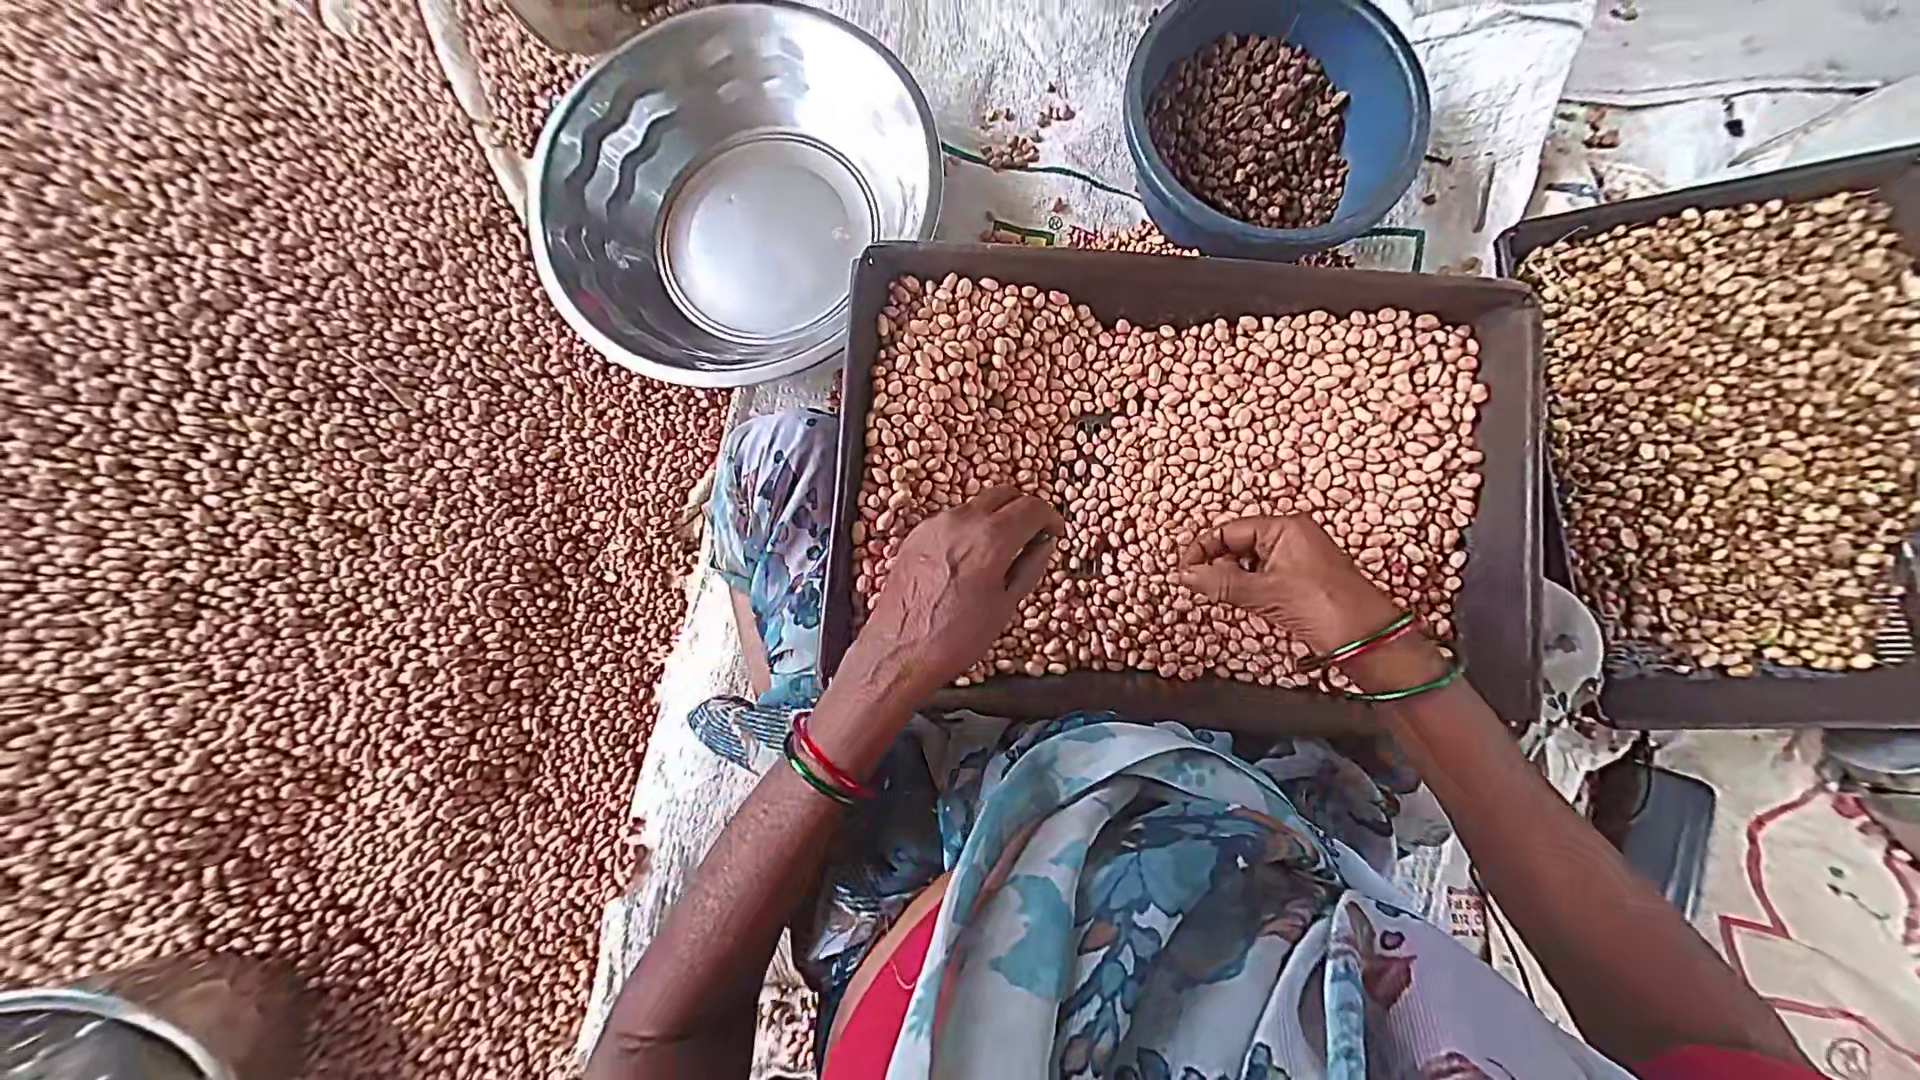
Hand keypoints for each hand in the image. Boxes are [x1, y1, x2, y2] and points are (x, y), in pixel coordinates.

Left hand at [845, 487, 1063, 703]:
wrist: (900, 650)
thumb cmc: (954, 637)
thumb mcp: (1006, 605)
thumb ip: (1030, 565)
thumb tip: (1045, 543)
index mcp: (991, 539)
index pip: (1032, 507)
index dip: (1050, 517)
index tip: (1054, 530)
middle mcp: (962, 521)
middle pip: (1005, 494)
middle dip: (1024, 510)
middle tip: (1032, 534)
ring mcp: (935, 525)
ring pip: (977, 505)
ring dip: (995, 518)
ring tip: (1000, 551)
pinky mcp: (916, 534)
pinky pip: (952, 519)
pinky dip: (969, 528)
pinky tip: (970, 557)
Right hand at [1177, 515, 1403, 654]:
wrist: (1371, 642)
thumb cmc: (1324, 608)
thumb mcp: (1264, 593)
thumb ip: (1220, 583)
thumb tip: (1183, 575)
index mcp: (1285, 527)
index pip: (1228, 531)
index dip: (1202, 551)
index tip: (1184, 573)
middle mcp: (1291, 537)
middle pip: (1236, 545)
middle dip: (1216, 566)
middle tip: (1199, 588)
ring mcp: (1297, 559)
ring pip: (1248, 563)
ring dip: (1231, 580)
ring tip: (1221, 598)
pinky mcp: (1300, 581)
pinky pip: (1261, 578)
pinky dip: (1247, 590)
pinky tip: (1242, 603)